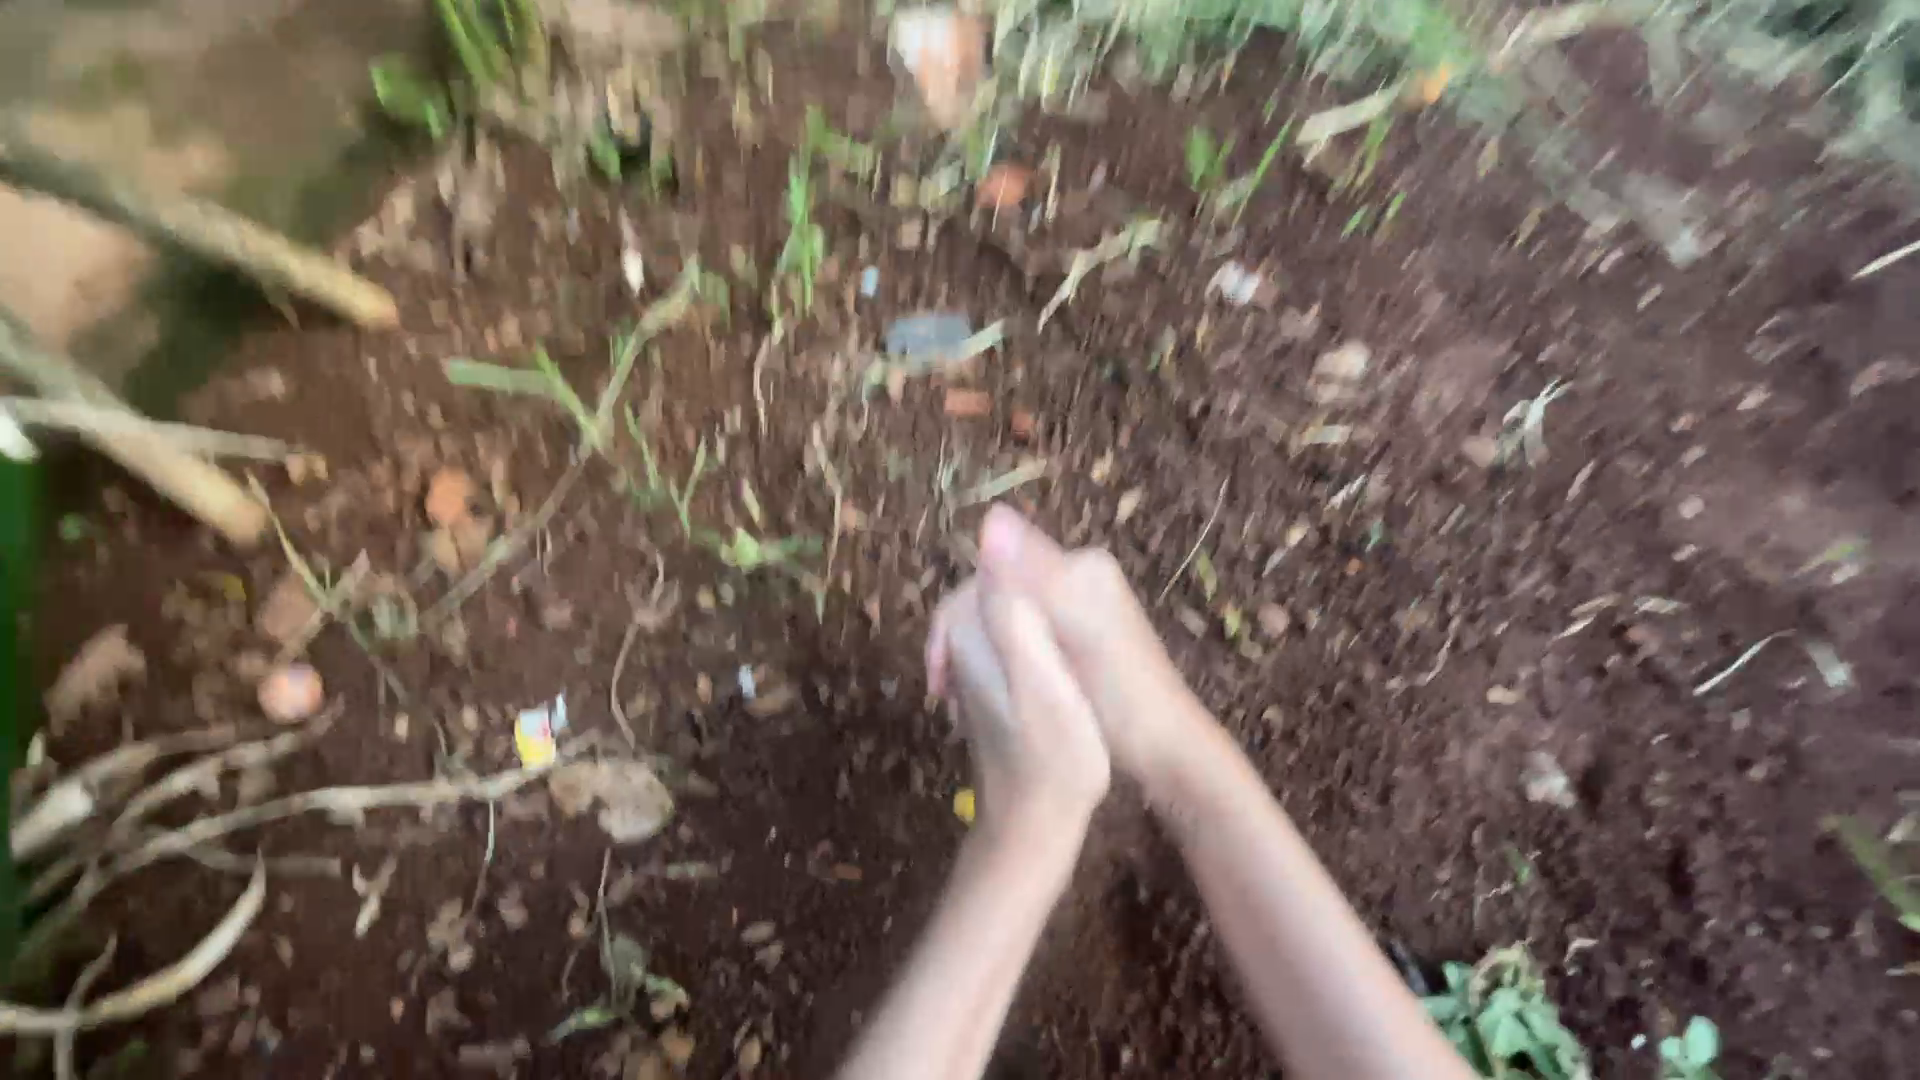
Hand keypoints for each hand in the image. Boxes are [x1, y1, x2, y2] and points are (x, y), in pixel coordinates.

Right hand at [935, 505, 1217, 796]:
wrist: (1169, 752)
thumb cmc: (1120, 696)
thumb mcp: (1074, 631)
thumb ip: (1033, 573)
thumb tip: (991, 513)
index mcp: (1078, 566)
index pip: (995, 569)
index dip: (959, 614)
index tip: (939, 671)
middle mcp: (1077, 576)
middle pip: (999, 593)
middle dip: (966, 637)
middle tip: (947, 691)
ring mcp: (1076, 607)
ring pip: (1006, 619)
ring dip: (979, 653)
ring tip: (961, 699)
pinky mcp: (1076, 635)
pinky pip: (1023, 636)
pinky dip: (1002, 660)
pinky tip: (990, 694)